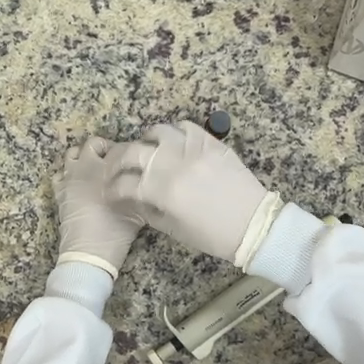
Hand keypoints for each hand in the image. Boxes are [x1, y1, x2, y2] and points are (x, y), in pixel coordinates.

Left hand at [54, 136, 143, 277]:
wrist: (89, 250)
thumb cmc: (116, 230)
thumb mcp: (138, 211)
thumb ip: (141, 191)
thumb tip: (146, 182)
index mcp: (108, 167)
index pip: (119, 148)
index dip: (128, 151)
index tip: (133, 161)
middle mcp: (87, 166)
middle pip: (94, 143)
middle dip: (104, 149)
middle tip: (113, 162)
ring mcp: (69, 177)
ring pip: (72, 153)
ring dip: (83, 157)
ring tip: (93, 169)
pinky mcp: (59, 190)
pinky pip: (59, 174)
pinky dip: (67, 175)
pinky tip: (78, 184)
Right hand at [103, 123, 279, 265]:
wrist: (254, 225)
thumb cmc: (213, 235)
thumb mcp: (175, 229)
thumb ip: (149, 211)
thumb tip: (132, 199)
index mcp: (163, 191)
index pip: (124, 184)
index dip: (112, 190)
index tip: (110, 193)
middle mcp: (174, 165)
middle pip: (132, 152)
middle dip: (117, 161)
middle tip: (115, 169)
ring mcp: (193, 150)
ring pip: (158, 132)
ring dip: (145, 141)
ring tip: (144, 150)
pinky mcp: (210, 143)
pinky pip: (185, 127)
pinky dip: (173, 132)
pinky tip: (170, 143)